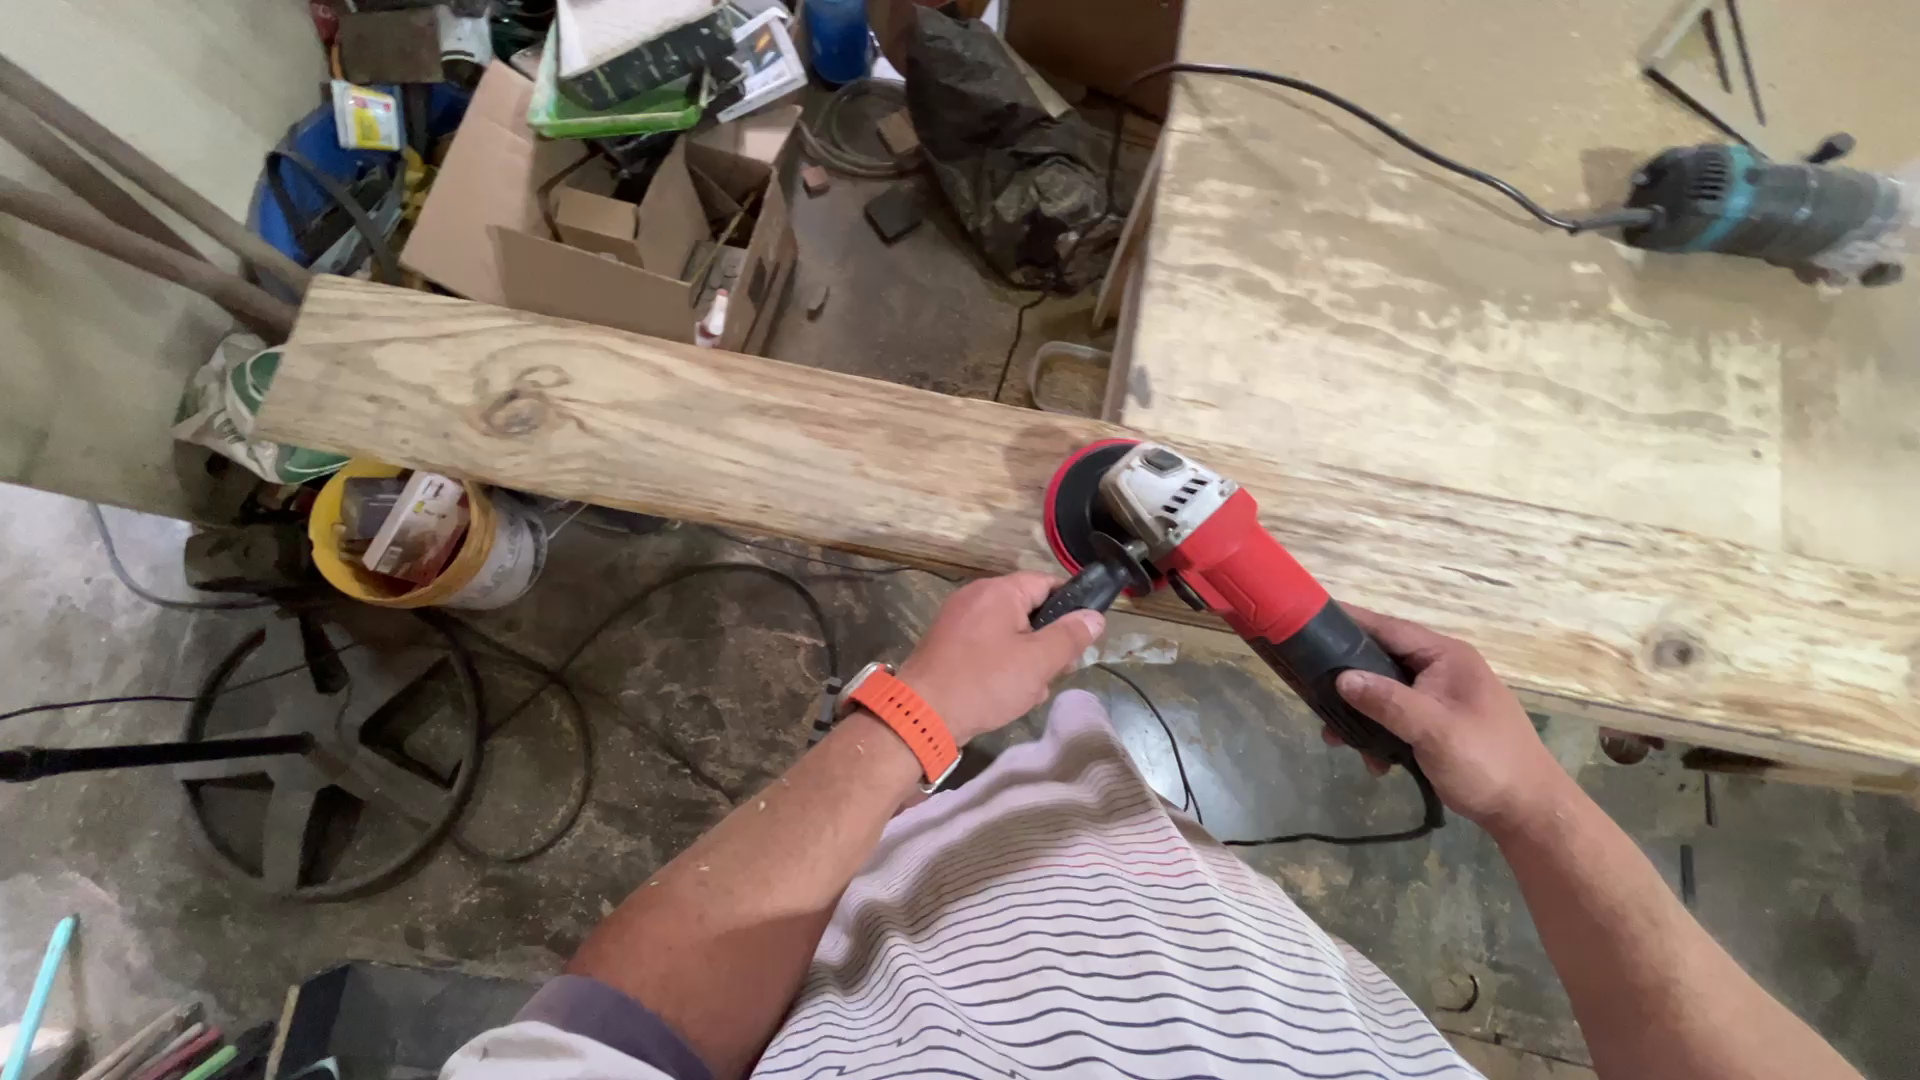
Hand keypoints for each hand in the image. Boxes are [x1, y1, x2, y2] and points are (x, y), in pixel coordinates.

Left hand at [896, 572, 1104, 744]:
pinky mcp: (947, 645)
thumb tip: (1094, 617)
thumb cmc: (984, 683)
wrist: (921, 715)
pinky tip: (1005, 696)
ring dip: (1026, 661)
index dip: (1071, 606)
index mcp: (998, 591)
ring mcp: (958, 621)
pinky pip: (987, 648)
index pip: (1047, 583)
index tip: (1083, 635)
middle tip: (1055, 672)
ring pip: (1009, 634)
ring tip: (1028, 691)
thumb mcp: (1037, 661)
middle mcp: (975, 597)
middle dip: (1047, 643)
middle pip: (1028, 610)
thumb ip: (1070, 636)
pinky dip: (1001, 668)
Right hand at [1330, 605, 1571, 833]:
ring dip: (1358, 714)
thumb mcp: (1433, 730)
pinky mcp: (1432, 721)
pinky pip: (1391, 716)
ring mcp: (1436, 695)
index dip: (1348, 621)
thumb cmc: (1487, 762)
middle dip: (1345, 679)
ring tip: (1335, 738)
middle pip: (1378, 658)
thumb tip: (1341, 678)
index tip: (1306, 618)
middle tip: (1311, 690)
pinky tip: (1373, 761)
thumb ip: (1387, 701)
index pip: (1388, 627)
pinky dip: (1376, 734)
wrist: (1529, 813)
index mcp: (1445, 656)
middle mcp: (1439, 668)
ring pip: (1380, 691)